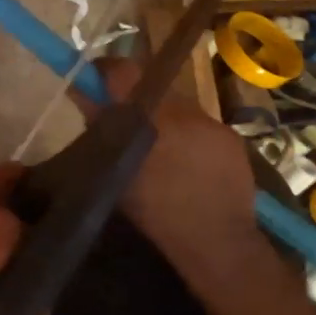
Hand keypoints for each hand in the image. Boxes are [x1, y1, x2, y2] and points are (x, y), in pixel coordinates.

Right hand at [80, 58, 258, 265]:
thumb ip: (99, 126)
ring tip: (157, 148)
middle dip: (136, 101)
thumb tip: (82, 93)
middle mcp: (185, 110)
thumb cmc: (157, 210)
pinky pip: (201, 126)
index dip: (105, 72)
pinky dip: (188, 135)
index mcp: (152, 116)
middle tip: (124, 123)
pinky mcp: (233, 139)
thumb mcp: (115, 169)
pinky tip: (186, 163)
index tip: (94, 82)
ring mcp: (213, 123)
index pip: (123, 71)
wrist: (219, 243)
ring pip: (177, 107)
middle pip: (152, 87)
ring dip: (163, 118)